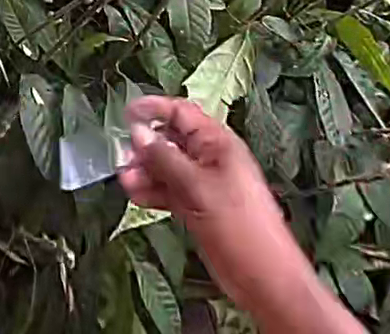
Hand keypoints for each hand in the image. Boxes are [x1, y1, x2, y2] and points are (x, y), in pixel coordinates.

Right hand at [121, 97, 362, 333]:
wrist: (265, 280)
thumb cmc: (241, 226)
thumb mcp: (198, 187)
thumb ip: (165, 158)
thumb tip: (138, 133)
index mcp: (217, 142)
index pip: (181, 113)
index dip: (154, 109)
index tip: (128, 112)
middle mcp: (209, 158)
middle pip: (171, 140)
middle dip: (146, 146)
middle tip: (124, 156)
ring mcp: (204, 183)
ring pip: (167, 167)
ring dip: (146, 171)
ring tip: (125, 180)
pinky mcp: (198, 206)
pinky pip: (170, 190)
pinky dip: (154, 191)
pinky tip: (136, 195)